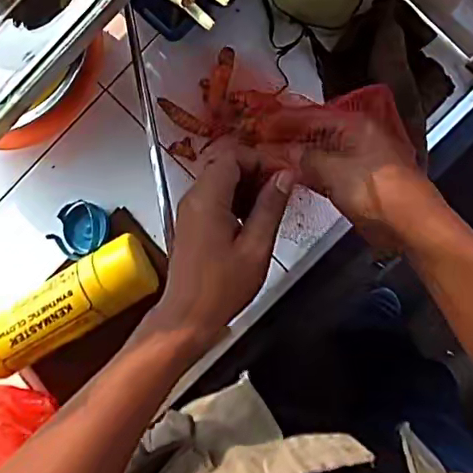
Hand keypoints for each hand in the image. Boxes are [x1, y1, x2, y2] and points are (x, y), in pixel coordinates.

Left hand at [138, 140, 291, 352]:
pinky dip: (236, 198)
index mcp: (207, 199)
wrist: (187, 317)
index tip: (284, 174)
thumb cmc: (220, 289)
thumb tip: (285, 177)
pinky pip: (215, 196)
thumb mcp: (256, 247)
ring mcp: (189, 209)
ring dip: (248, 185)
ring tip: (271, 205)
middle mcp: (193, 198)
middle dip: (257, 171)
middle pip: (226, 163)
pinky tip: (254, 219)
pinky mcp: (191, 221)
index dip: (262, 160)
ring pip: (221, 179)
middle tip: (282, 189)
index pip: (233, 155)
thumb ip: (271, 206)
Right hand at [257, 105, 437, 250]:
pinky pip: (326, 170)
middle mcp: (357, 136)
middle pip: (312, 131)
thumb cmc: (385, 193)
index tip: (256, 126)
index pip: (307, 115)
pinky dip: (308, 172)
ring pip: (318, 151)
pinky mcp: (358, 181)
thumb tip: (282, 153)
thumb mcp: (333, 171)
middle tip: (256, 143)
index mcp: (354, 124)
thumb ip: (303, 159)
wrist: (412, 224)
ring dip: (295, 155)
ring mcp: (358, 158)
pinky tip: (293, 177)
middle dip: (284, 137)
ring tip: (267, 159)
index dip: (279, 121)